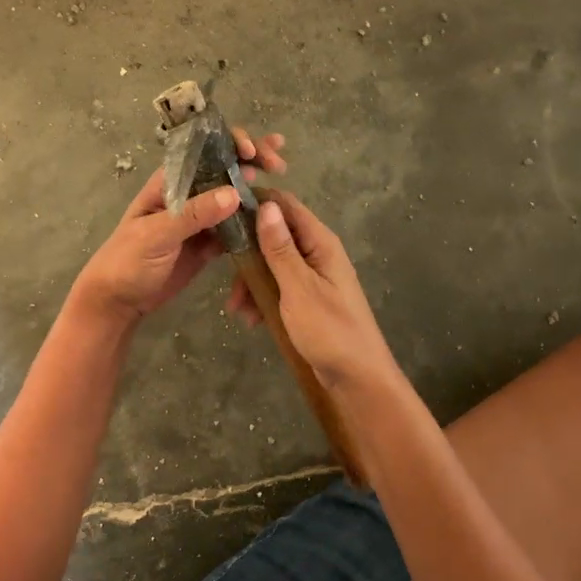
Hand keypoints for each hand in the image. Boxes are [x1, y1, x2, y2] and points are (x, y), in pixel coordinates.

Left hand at [73, 130, 287, 322]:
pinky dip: (252, 222)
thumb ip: (193, 214)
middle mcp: (188, 194)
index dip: (229, 143)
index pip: (203, 151)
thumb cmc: (126, 260)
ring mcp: (200, 220)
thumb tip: (234, 193)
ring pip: (233, 196)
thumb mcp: (155, 234)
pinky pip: (235, 228)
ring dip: (257, 187)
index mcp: (170, 182)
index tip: (251, 152)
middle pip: (224, 168)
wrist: (117, 301)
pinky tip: (272, 217)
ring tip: (283, 178)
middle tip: (279, 161)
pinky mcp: (208, 244)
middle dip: (252, 158)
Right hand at [232, 190, 401, 388]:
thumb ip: (280, 248)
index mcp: (320, 242)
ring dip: (251, 280)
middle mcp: (317, 252)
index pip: (285, 205)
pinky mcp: (306, 298)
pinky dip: (262, 297)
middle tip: (223, 271)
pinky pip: (278, 286)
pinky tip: (250, 318)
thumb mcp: (299, 288)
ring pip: (272, 263)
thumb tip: (265, 206)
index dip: (255, 202)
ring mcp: (312, 276)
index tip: (222, 212)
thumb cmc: (330, 330)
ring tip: (236, 308)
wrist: (358, 378)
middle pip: (274, 234)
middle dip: (247, 250)